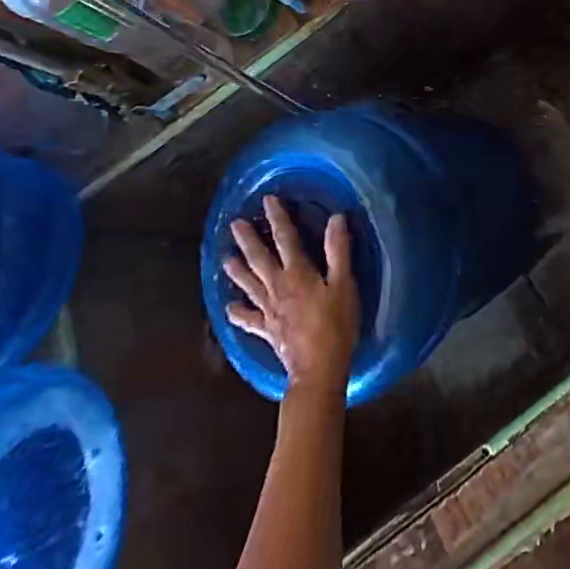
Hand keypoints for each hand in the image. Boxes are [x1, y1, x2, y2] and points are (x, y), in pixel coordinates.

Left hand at [224, 196, 359, 392]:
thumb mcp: (344, 285)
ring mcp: (269, 310)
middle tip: (235, 224)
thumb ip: (338, 251)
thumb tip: (336, 218)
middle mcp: (278, 287)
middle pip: (260, 259)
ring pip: (249, 285)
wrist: (318, 368)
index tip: (268, 200)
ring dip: (237, 271)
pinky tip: (229, 309)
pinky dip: (238, 313)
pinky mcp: (268, 330)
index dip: (277, 218)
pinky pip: (250, 319)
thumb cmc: (336, 325)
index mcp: (297, 273)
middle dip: (248, 240)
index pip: (285, 239)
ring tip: (225, 260)